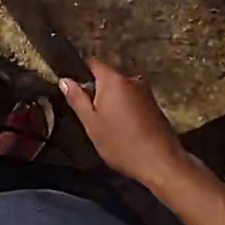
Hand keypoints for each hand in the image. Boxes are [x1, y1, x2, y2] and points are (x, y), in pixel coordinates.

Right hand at [60, 59, 195, 188]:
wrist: (159, 161)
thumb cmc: (121, 143)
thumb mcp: (91, 123)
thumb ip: (77, 99)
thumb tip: (65, 80)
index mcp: (113, 80)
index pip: (93, 63)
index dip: (81, 73)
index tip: (75, 90)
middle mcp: (131, 79)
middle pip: (108, 77)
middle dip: (97, 91)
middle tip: (89, 115)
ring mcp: (145, 92)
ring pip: (121, 90)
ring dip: (113, 102)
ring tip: (107, 126)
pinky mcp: (154, 105)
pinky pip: (133, 100)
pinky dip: (126, 109)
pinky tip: (124, 130)